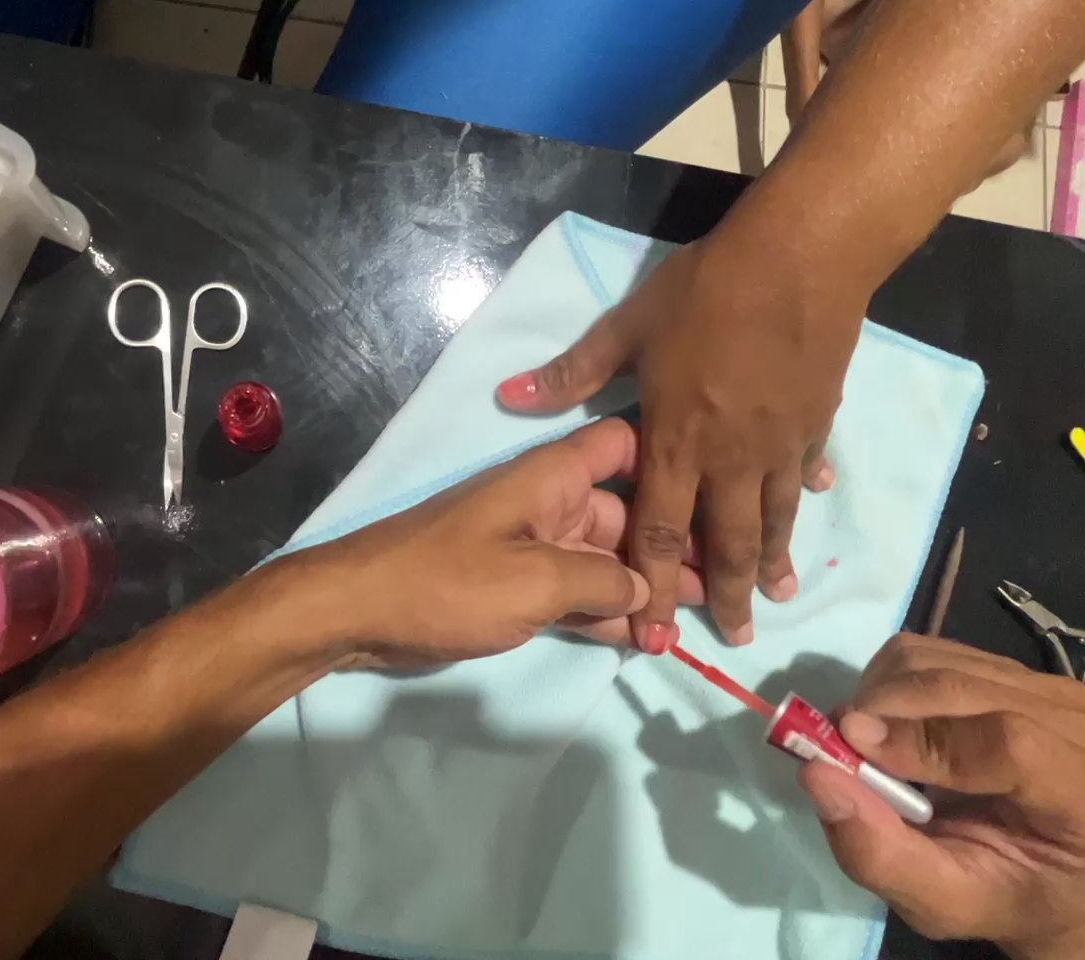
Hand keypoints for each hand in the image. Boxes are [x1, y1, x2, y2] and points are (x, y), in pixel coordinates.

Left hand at [283, 417, 704, 667]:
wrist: (360, 610)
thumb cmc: (447, 581)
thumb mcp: (534, 581)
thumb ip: (602, 582)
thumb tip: (649, 591)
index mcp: (553, 477)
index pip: (624, 446)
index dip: (671, 463)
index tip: (717, 497)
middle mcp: (550, 502)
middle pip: (627, 513)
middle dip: (671, 549)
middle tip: (724, 591)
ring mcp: (534, 544)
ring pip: (606, 560)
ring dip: (645, 590)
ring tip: (698, 624)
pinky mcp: (518, 583)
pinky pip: (577, 591)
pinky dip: (607, 611)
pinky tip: (645, 639)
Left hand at [496, 219, 855, 651]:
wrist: (801, 256)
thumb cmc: (702, 294)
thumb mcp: (627, 328)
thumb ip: (572, 373)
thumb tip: (508, 396)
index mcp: (677, 442)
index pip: (658, 530)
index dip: (654, 585)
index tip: (663, 633)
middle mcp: (730, 457)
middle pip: (726, 539)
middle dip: (727, 592)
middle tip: (737, 635)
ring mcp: (779, 441)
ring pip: (774, 515)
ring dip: (774, 559)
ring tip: (780, 596)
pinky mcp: (816, 418)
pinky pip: (806, 467)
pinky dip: (805, 493)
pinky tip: (811, 507)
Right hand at [799, 634, 1084, 955]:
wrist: (1038, 868)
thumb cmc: (999, 893)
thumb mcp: (939, 904)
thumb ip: (880, 853)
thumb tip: (817, 773)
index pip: (1016, 744)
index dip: (926, 737)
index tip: (851, 742)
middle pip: (967, 690)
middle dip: (885, 708)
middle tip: (835, 740)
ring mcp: (1064, 694)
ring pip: (942, 662)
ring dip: (882, 693)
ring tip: (871, 741)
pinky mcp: (1020, 668)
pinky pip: (933, 649)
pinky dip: (890, 678)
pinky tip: (895, 720)